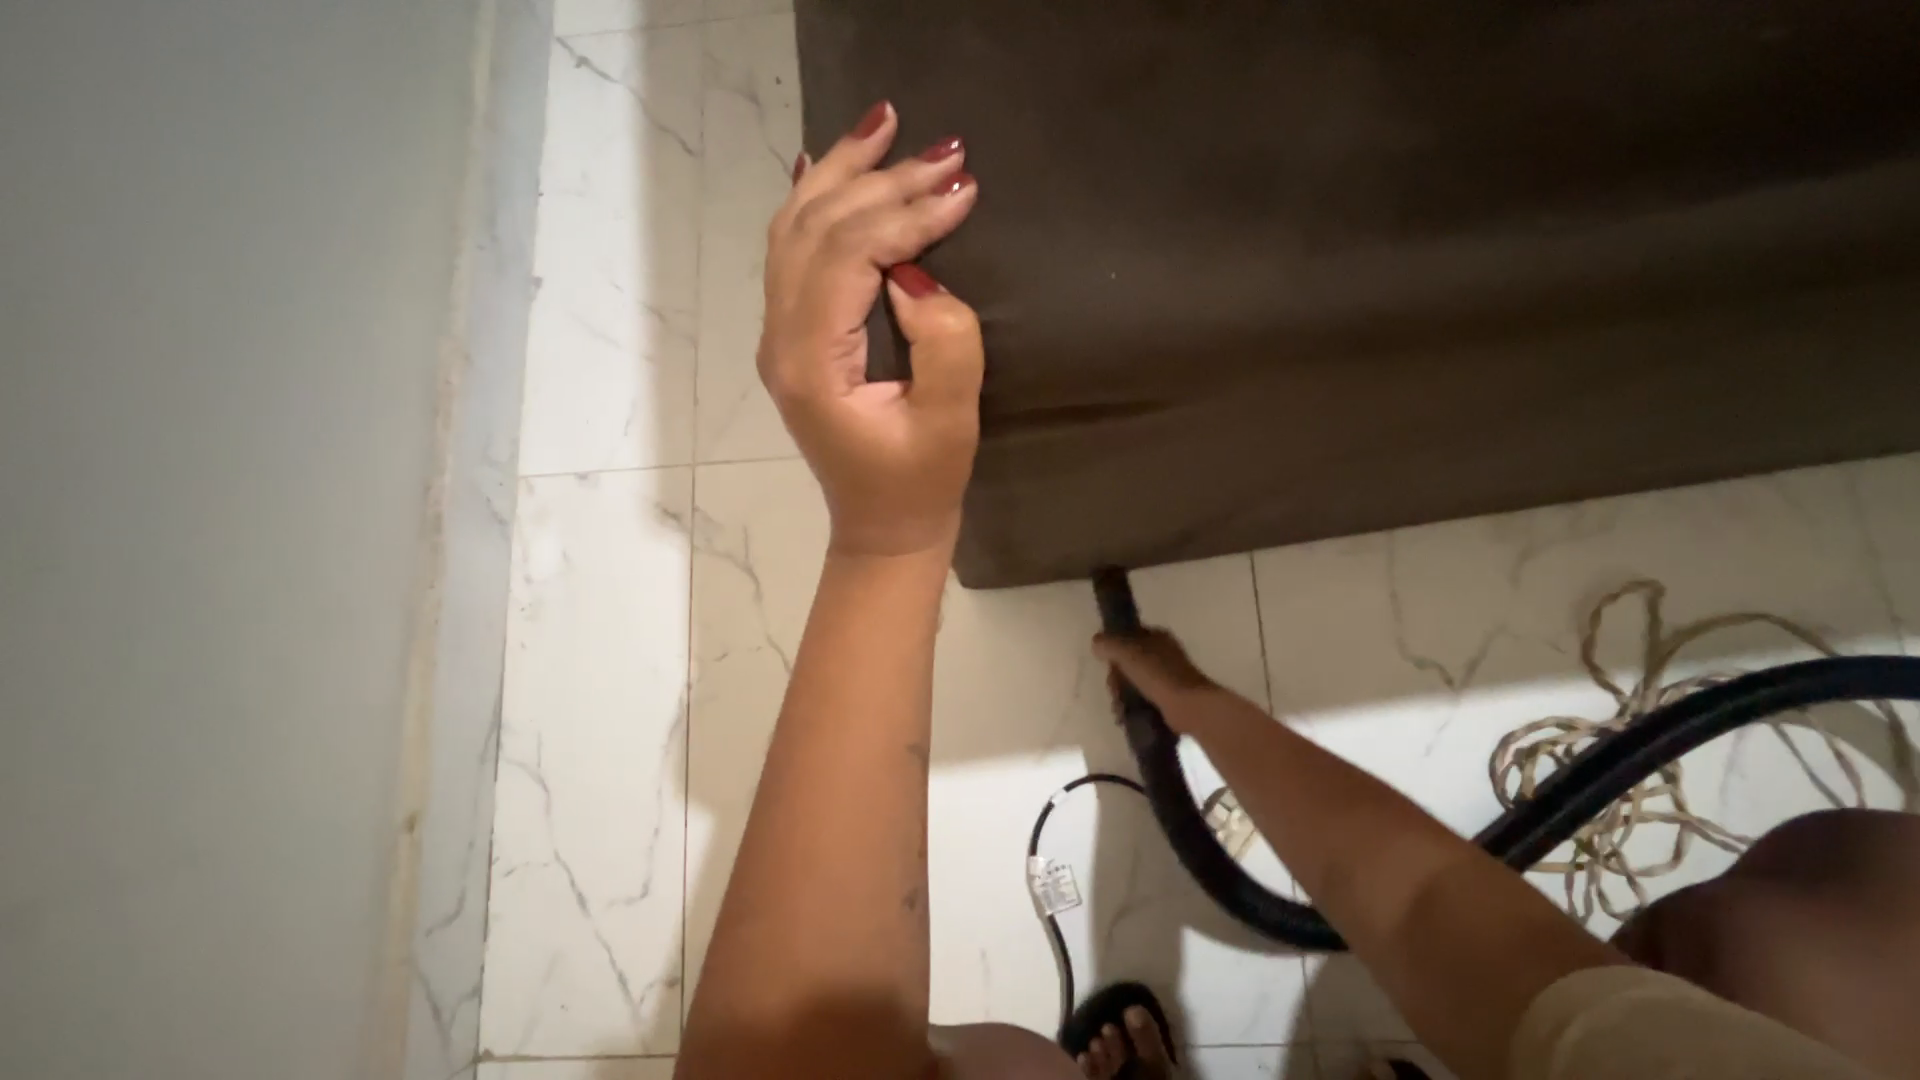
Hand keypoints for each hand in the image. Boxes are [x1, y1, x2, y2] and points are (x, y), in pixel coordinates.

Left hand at [759, 101, 983, 557]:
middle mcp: (780, 338)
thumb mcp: (949, 424)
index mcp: (811, 361)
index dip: (907, 215)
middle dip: (881, 181)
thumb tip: (916, 275)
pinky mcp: (792, 337)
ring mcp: (778, 335)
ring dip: (841, 175)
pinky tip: (828, 167)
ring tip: (886, 126)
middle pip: (816, 228)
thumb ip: (943, 345)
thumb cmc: (918, 485)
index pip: (850, 255)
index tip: (964, 190)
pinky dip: (813, 203)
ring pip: (795, 229)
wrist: (880, 527)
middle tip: (944, 150)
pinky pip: (790, 252)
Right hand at [1092, 628, 1223, 731]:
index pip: (1128, 635)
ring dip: (1122, 694)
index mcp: (1157, 636)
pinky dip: (1132, 705)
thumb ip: (1108, 644)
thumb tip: (1096, 643)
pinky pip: (1143, 697)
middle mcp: (1163, 653)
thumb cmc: (1157, 674)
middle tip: (1114, 689)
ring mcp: (1168, 676)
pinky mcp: (1169, 697)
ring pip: (1134, 681)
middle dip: (1116, 676)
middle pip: (1128, 661)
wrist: (1188, 706)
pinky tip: (1125, 715)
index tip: (1106, 661)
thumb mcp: (1126, 652)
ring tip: (1119, 707)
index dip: (1114, 647)